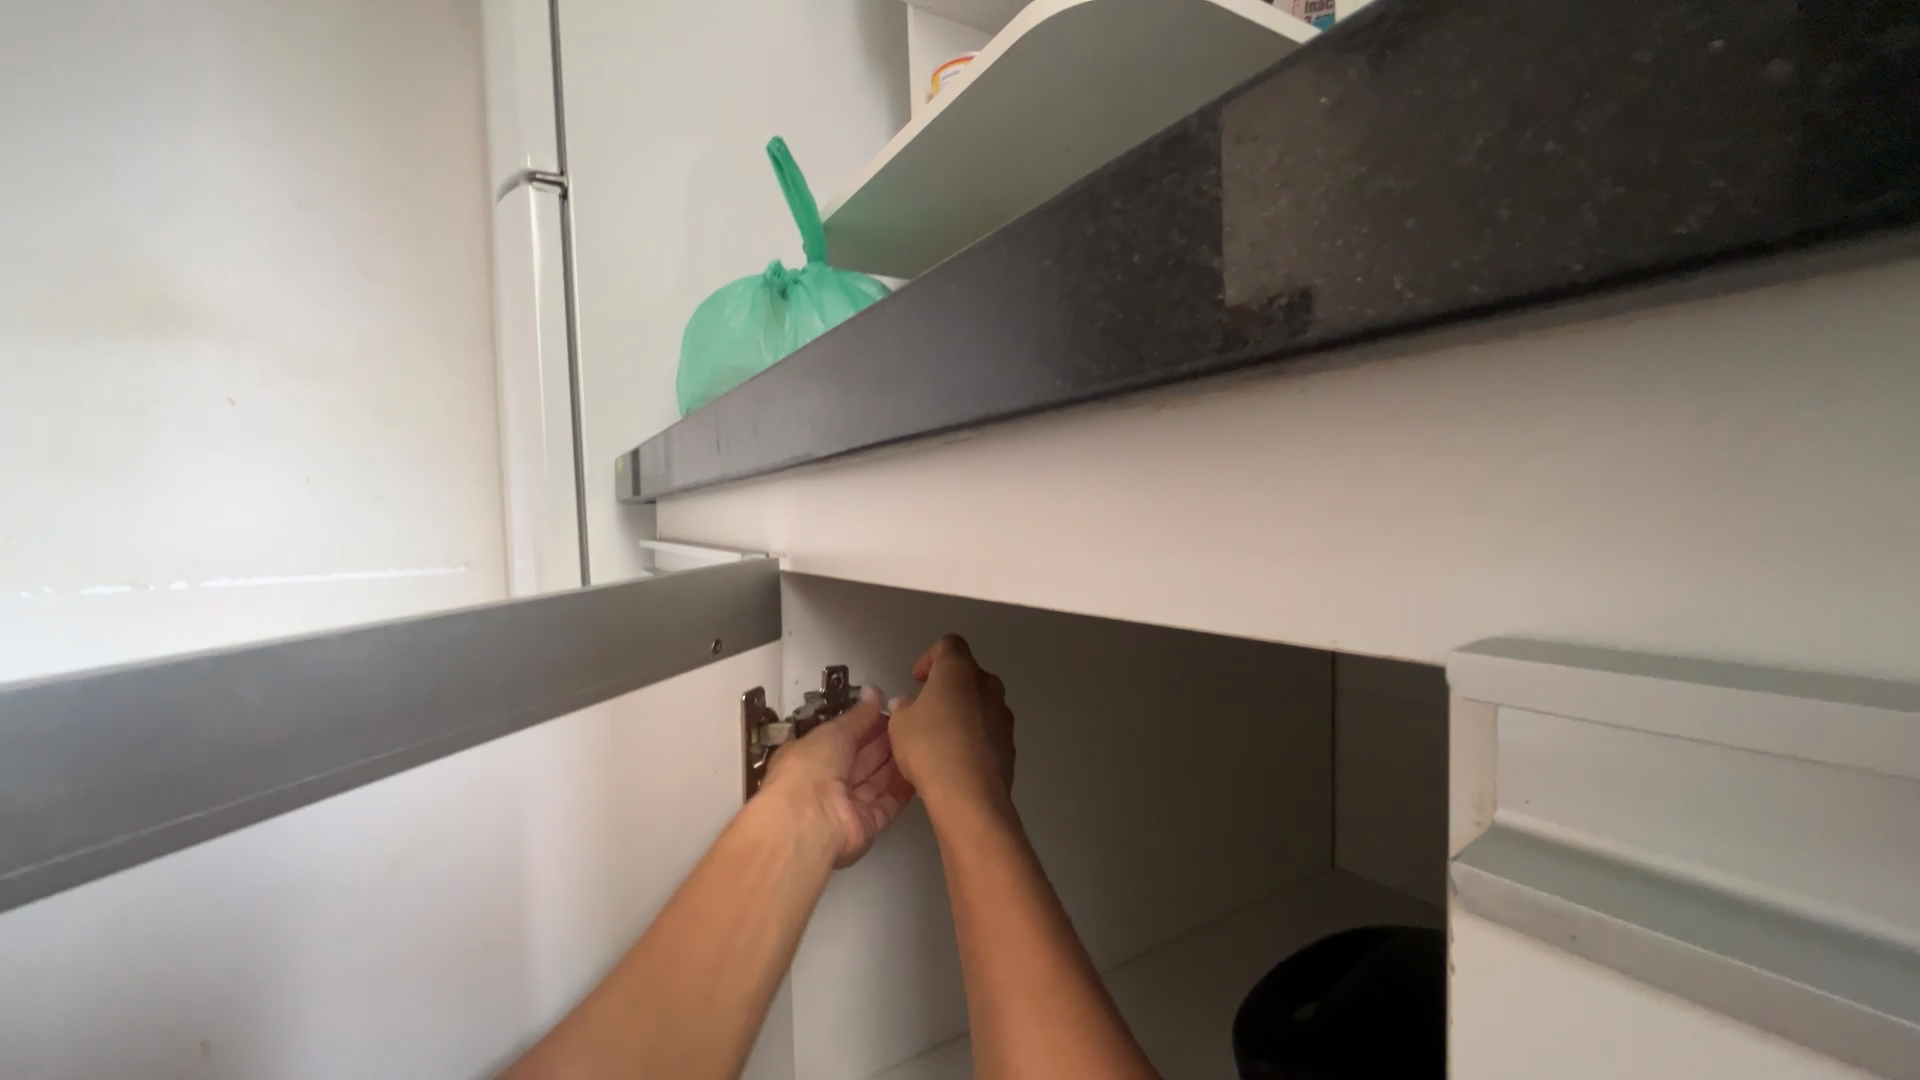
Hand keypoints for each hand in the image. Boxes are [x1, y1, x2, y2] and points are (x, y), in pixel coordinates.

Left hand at [761, 686, 915, 868]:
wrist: (808, 821)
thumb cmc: (811, 768)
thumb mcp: (833, 732)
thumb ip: (858, 715)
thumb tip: (874, 693)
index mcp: (812, 757)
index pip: (843, 738)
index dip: (865, 725)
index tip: (888, 710)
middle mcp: (829, 782)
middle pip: (862, 760)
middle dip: (883, 742)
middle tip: (908, 724)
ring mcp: (848, 806)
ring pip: (877, 781)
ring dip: (895, 762)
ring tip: (918, 741)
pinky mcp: (867, 825)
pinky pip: (889, 803)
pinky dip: (903, 788)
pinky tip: (920, 770)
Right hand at [888, 635, 1015, 812]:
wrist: (969, 795)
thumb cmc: (928, 747)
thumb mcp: (899, 724)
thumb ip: (904, 707)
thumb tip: (909, 704)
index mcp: (959, 671)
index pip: (950, 645)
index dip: (931, 657)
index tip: (917, 679)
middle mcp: (987, 685)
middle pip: (969, 673)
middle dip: (949, 684)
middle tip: (928, 705)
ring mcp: (1003, 714)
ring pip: (981, 701)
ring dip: (964, 710)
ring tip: (942, 734)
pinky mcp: (1010, 742)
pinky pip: (989, 729)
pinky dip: (975, 734)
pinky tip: (958, 756)